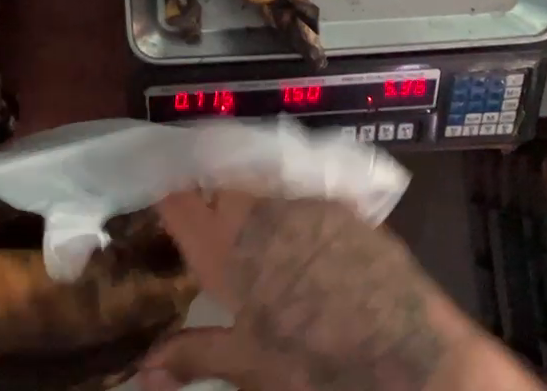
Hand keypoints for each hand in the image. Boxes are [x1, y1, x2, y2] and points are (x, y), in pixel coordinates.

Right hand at [141, 192, 543, 390]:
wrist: (405, 350)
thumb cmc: (314, 362)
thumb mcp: (249, 364)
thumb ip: (194, 355)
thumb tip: (142, 372)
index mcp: (224, 250)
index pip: (179, 201)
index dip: (166, 191)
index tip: (159, 190)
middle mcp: (255, 213)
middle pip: (216, 175)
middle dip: (205, 183)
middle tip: (201, 201)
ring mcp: (298, 202)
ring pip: (255, 176)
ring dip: (243, 185)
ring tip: (243, 205)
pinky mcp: (336, 202)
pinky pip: (296, 185)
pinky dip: (284, 196)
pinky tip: (293, 221)